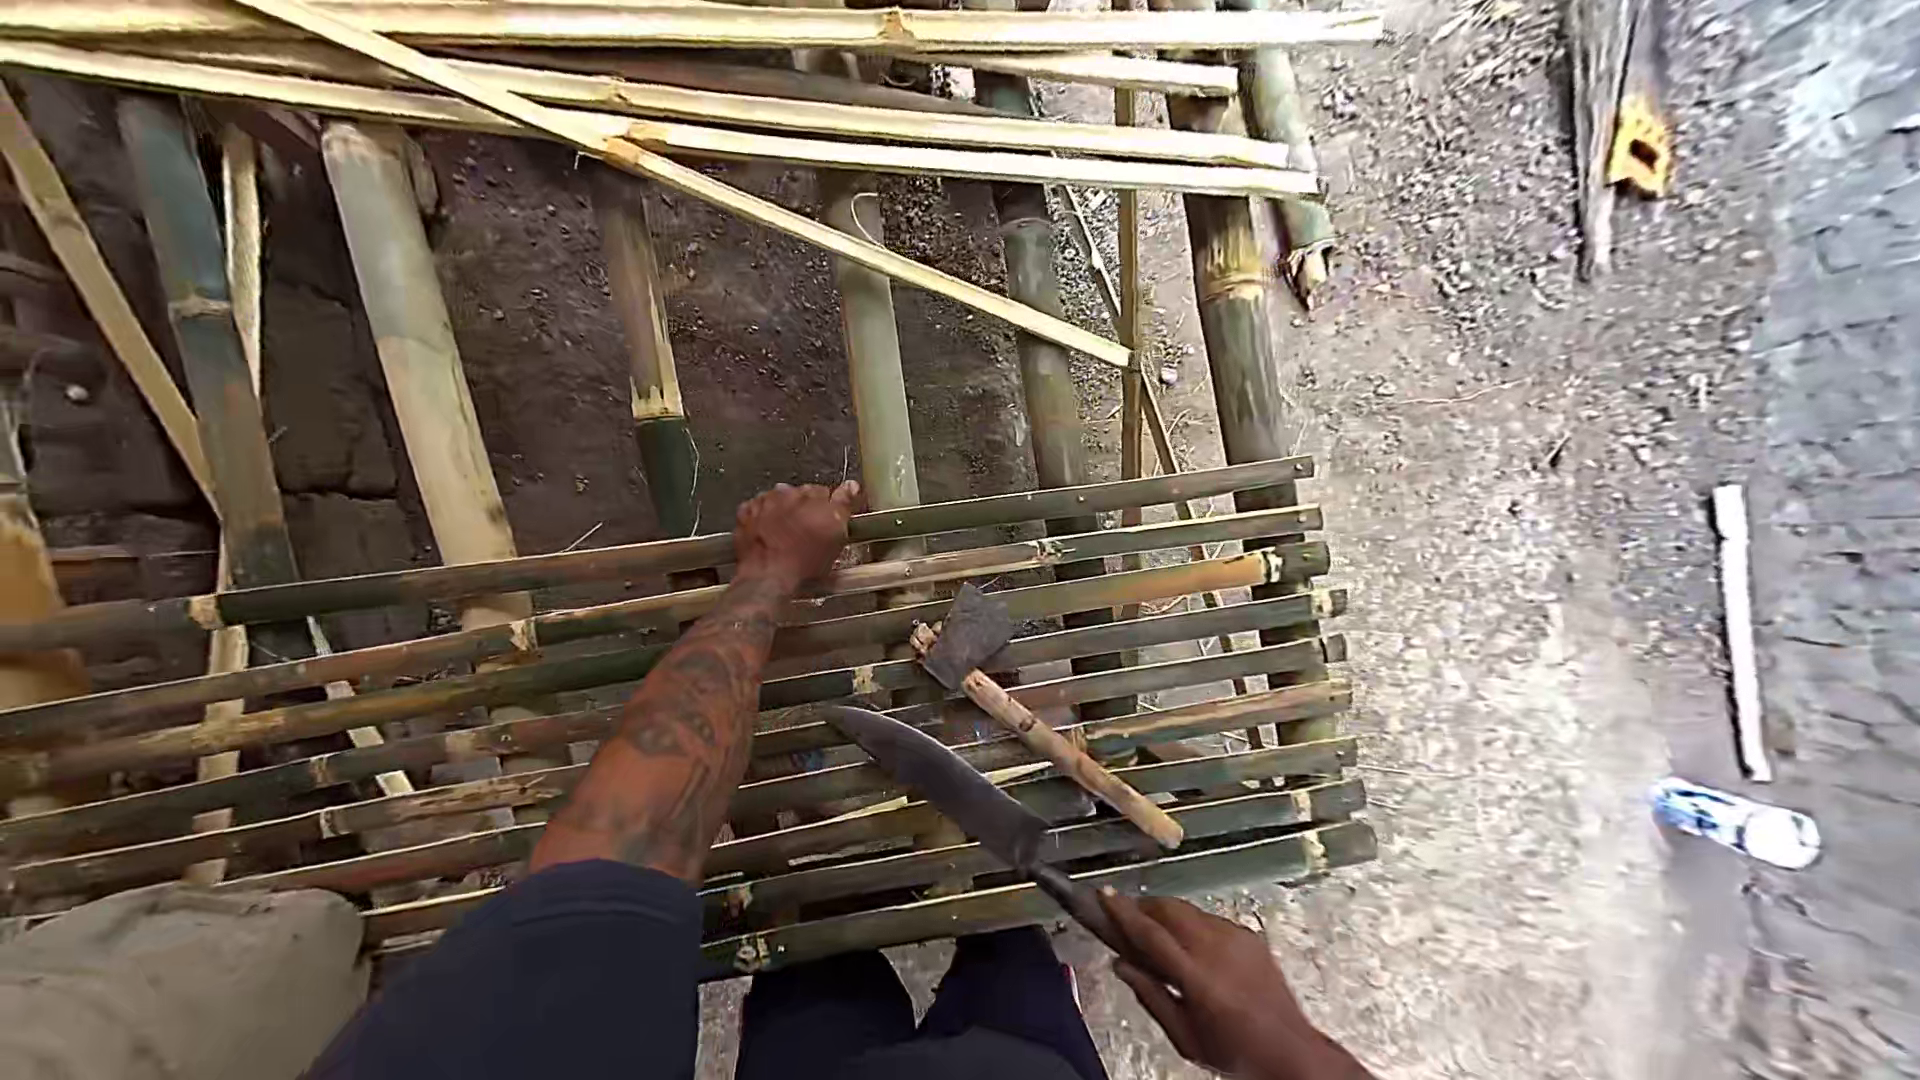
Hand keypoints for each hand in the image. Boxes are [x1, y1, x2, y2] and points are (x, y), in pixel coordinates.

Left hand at [733, 481, 859, 592]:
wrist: (768, 576)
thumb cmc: (806, 560)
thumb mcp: (837, 536)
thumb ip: (844, 504)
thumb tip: (852, 486)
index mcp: (812, 494)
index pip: (827, 492)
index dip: (830, 508)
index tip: (831, 521)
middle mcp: (787, 492)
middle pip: (801, 495)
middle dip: (806, 508)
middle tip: (810, 532)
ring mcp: (763, 502)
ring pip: (779, 500)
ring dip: (784, 512)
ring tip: (787, 535)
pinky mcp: (745, 515)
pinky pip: (757, 510)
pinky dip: (763, 519)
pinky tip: (768, 535)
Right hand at [1098, 891, 1373, 1079]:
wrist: (1292, 1054)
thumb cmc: (1233, 1053)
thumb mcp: (1185, 1038)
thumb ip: (1150, 996)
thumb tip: (1119, 964)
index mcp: (1196, 977)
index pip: (1150, 933)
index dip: (1123, 912)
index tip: (1104, 895)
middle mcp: (1214, 948)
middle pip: (1167, 908)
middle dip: (1143, 906)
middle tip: (1127, 916)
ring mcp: (1234, 937)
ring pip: (1187, 908)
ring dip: (1166, 913)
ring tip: (1157, 929)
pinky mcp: (1247, 934)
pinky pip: (1209, 917)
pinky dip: (1192, 923)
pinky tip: (1192, 943)